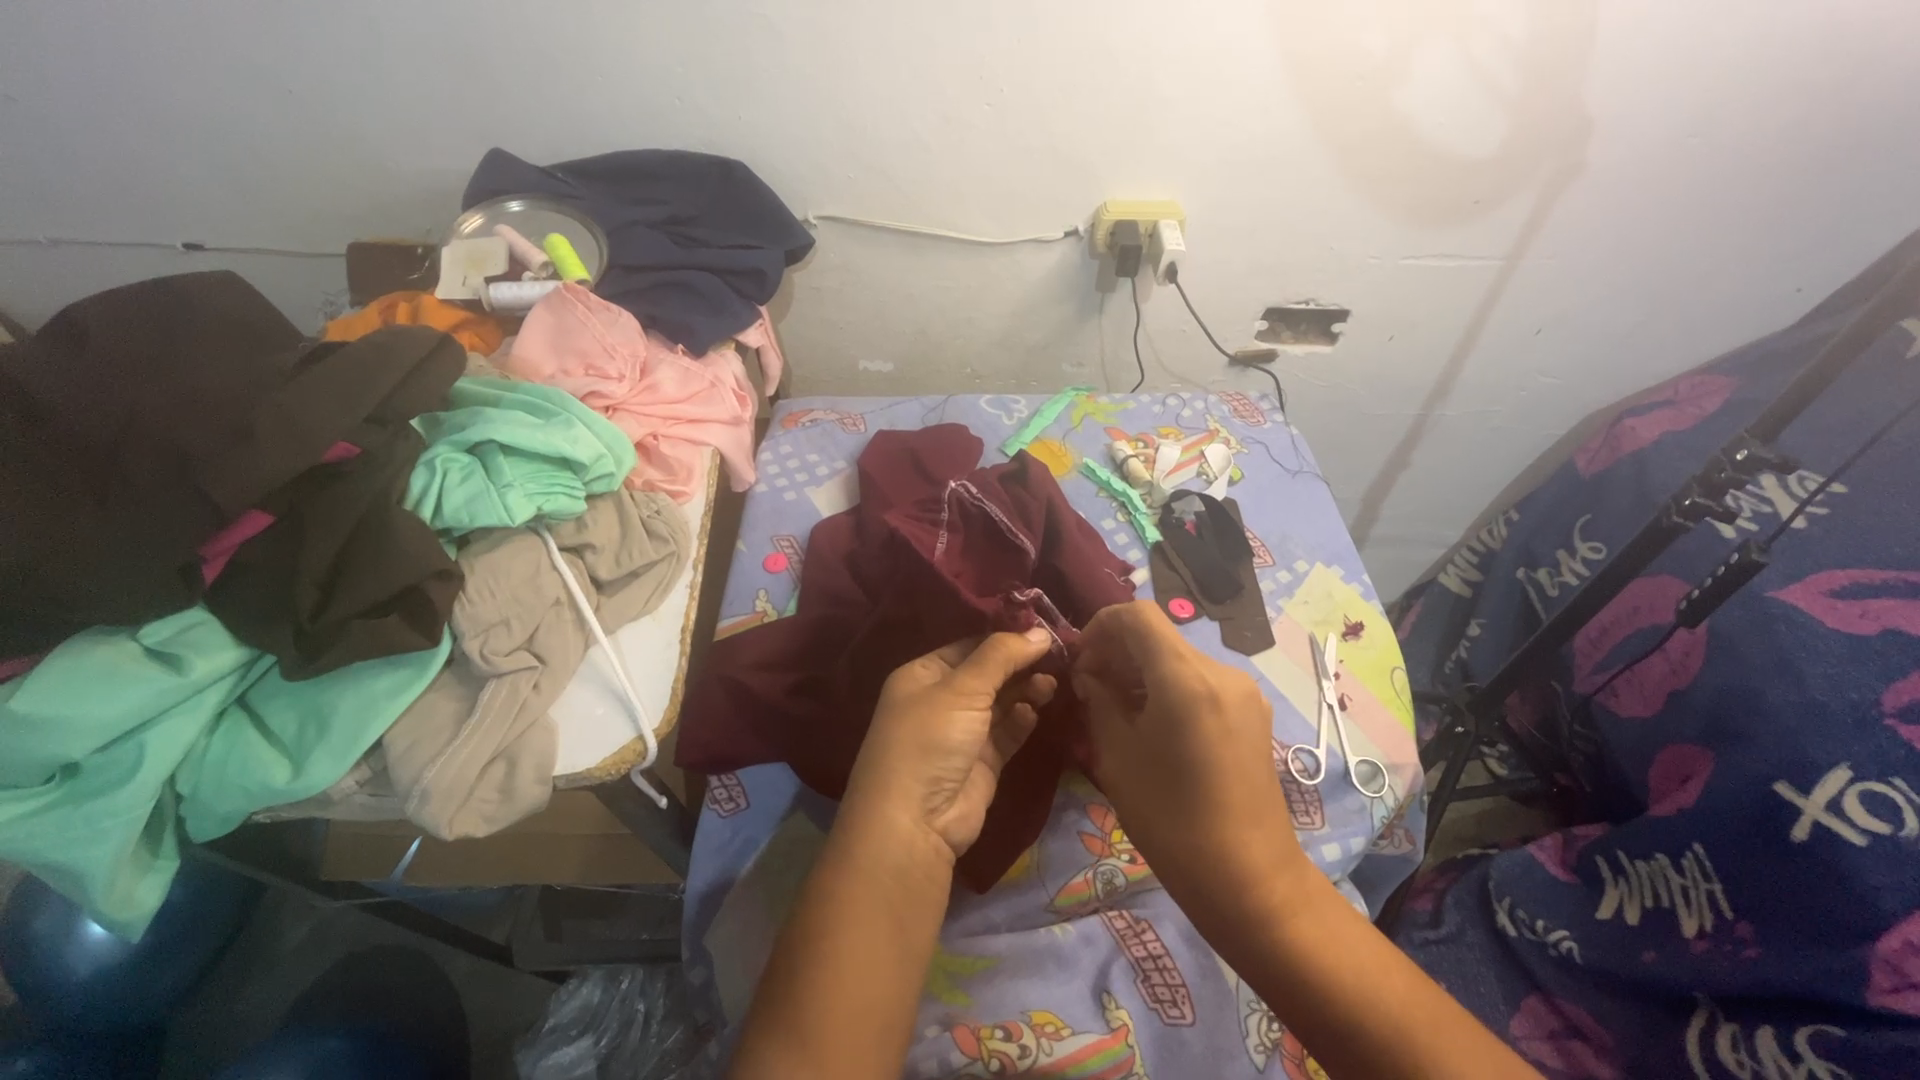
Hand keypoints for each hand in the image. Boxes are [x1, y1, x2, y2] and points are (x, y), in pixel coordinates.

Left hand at [841, 629, 1057, 861]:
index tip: (1044, 630)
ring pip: (1001, 703)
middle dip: (1020, 665)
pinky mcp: (981, 762)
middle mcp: (940, 700)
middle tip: (1058, 656)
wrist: (915, 821)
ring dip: (1025, 691)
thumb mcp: (962, 688)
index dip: (1004, 638)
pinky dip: (1022, 721)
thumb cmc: (930, 739)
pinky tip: (1034, 711)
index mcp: (923, 675)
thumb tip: (1040, 631)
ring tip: (1051, 685)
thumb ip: (1002, 656)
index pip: (969, 646)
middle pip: (988, 674)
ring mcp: (961, 733)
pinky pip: (1007, 733)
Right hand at [1072, 600, 1313, 925]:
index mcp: (1186, 677)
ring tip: (1118, 713)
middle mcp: (1222, 672)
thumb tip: (1091, 675)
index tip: (1079, 662)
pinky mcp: (1253, 716)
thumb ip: (1099, 701)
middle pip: (1160, 637)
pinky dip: (1170, 690)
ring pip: (1180, 660)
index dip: (1100, 627)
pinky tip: (1154, 728)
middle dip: (1119, 653)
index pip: (1136, 615)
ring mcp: (1244, 694)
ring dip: (1143, 673)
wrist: (1247, 878)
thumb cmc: (1171, 820)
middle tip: (1090, 691)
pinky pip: (1201, 684)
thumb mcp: (1118, 756)